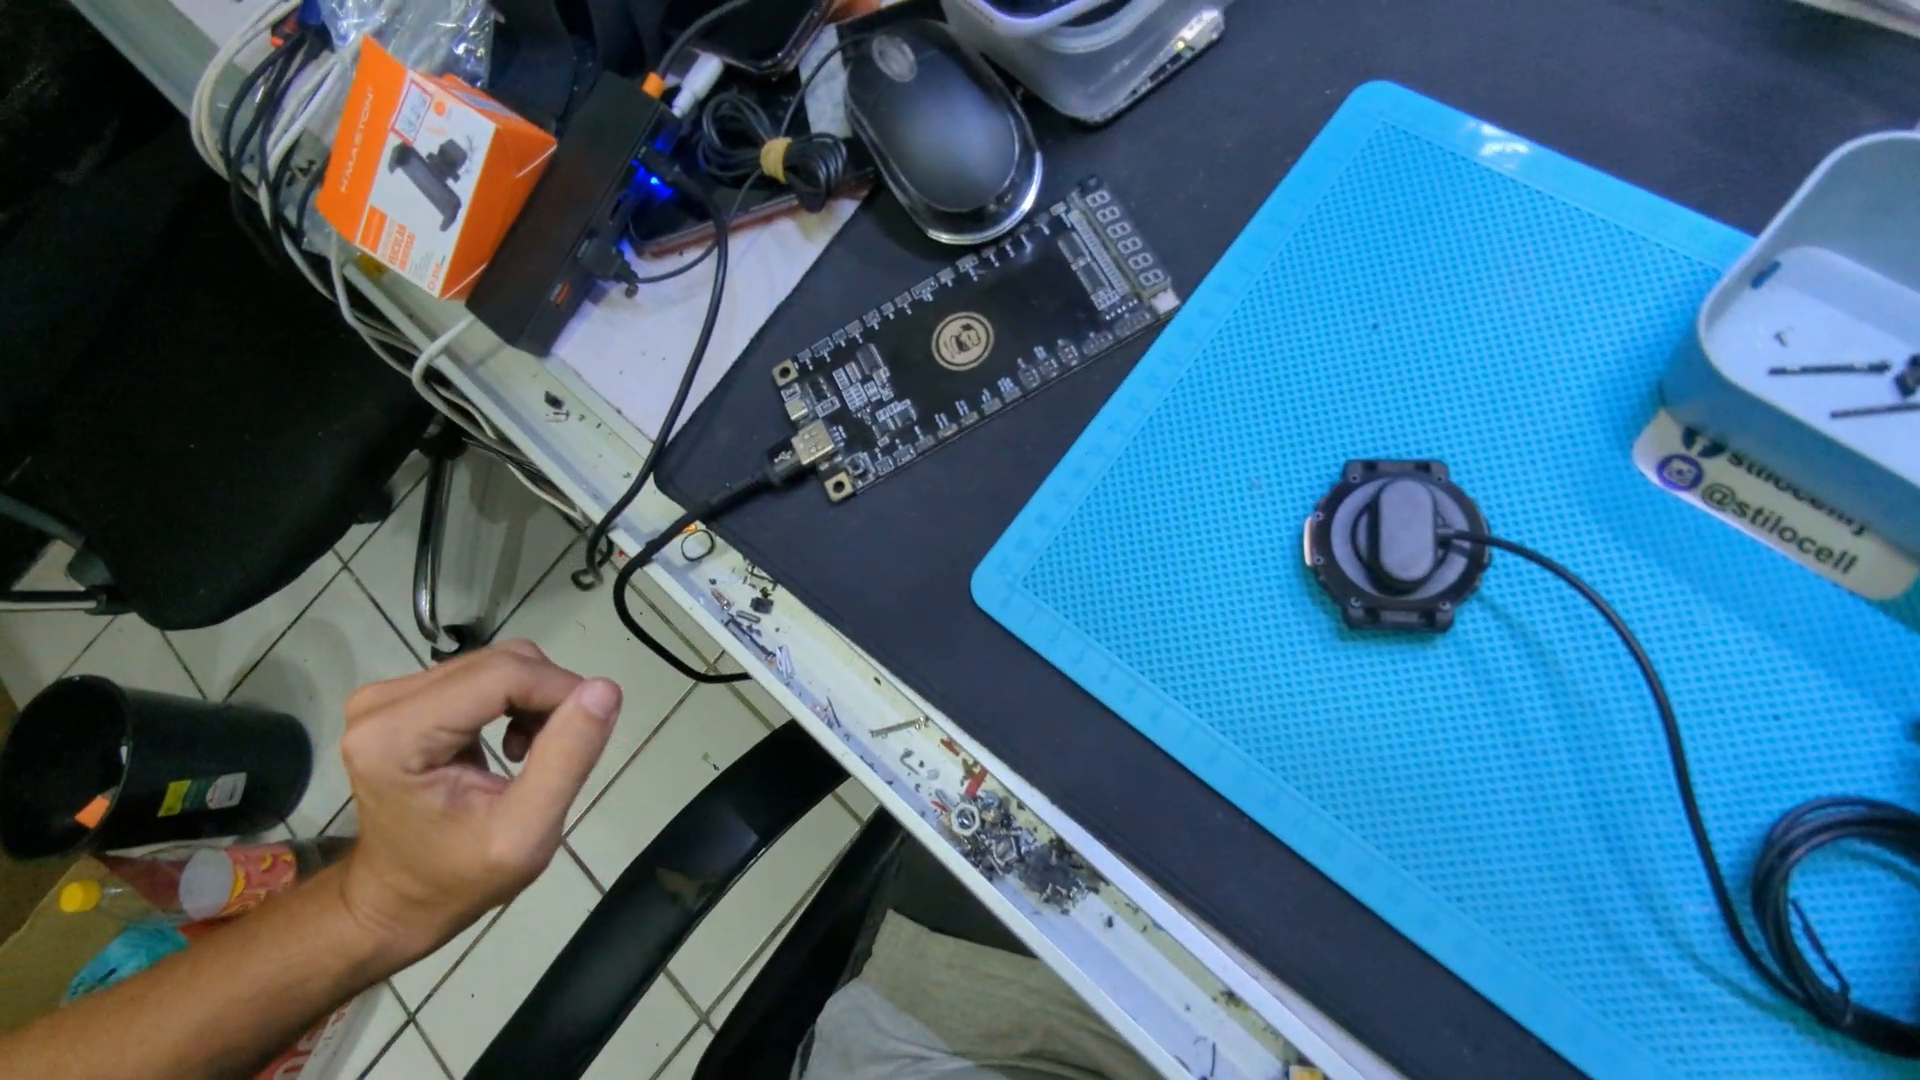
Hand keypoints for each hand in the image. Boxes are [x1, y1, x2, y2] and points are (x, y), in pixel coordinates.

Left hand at [335, 641, 620, 965]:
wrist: (398, 902)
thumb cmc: (459, 878)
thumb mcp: (527, 833)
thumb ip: (567, 757)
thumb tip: (606, 688)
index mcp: (397, 736)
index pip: (505, 675)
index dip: (561, 692)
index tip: (591, 732)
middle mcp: (383, 702)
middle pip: (503, 663)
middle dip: (551, 698)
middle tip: (562, 752)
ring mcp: (389, 695)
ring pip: (499, 663)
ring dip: (537, 699)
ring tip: (536, 753)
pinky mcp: (403, 697)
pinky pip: (485, 673)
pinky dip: (517, 700)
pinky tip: (513, 743)